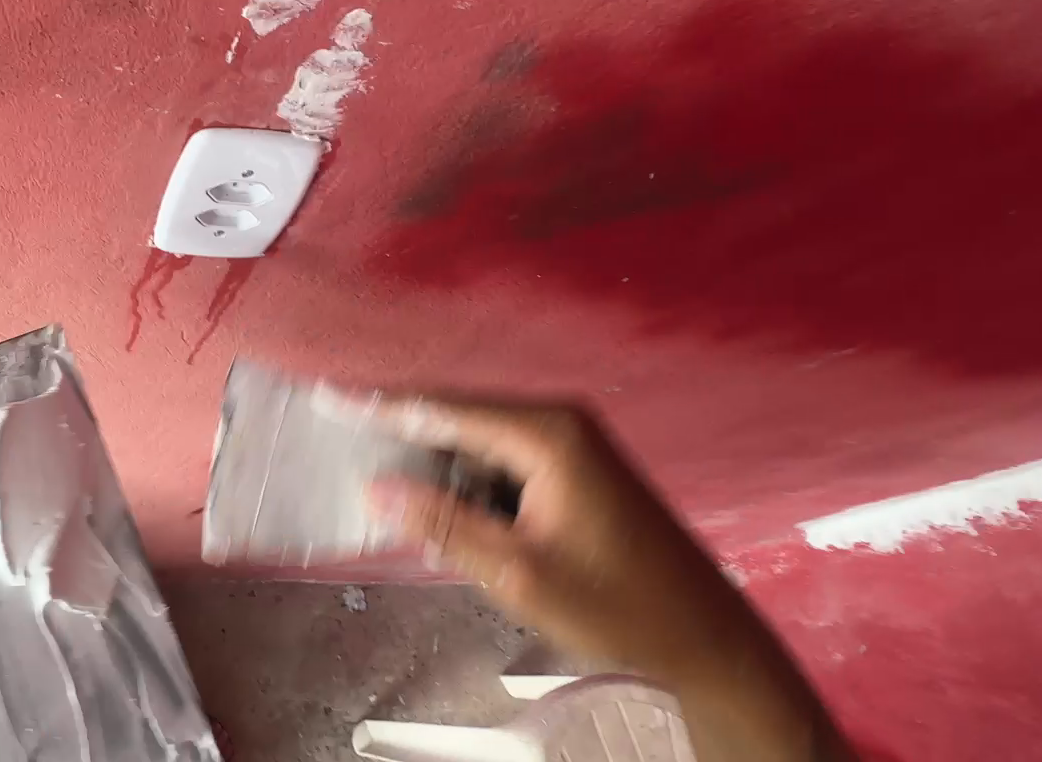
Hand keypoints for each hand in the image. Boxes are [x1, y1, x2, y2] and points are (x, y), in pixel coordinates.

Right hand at [366, 392, 852, 761]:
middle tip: (344, 431)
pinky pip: (496, 454)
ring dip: (430, 453)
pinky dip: (461, 470)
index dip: (381, 406)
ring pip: (474, 435)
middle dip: (401, 428)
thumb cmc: (622, 608)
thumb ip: (442, 525)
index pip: (443, 408)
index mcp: (546, 433)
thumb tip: (374, 489)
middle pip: (457, 414)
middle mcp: (556, 420)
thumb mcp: (521, 574)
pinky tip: (436, 490)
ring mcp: (567, 439)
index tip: (330, 398)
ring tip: (377, 462)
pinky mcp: (570, 463)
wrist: (711, 644)